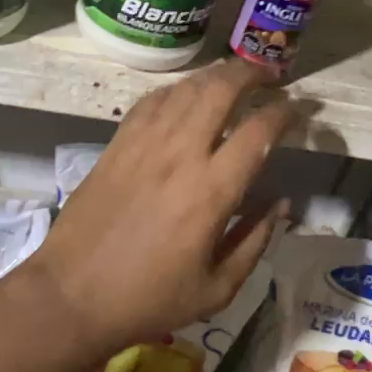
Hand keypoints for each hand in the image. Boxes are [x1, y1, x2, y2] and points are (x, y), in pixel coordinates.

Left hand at [27, 60, 292, 353]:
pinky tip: (187, 95)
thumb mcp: (217, 288)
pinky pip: (153, 100)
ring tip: (235, 78)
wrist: (72, 294)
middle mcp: (180, 153)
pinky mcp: (117, 142)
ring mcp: (144, 142)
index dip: (285, 114)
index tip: (299, 111)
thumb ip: (255, 241)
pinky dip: (178, 89)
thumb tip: (281, 203)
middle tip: (270, 75)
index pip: (259, 132)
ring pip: (186, 87)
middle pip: (221, 89)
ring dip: (217, 75)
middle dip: (252, 73)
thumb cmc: (148, 299)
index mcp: (211, 191)